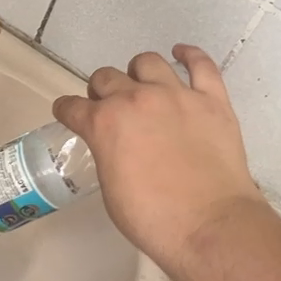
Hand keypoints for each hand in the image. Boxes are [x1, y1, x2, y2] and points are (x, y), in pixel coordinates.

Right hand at [53, 45, 264, 276]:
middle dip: (101, 91)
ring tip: (143, 86)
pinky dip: (189, 55)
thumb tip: (114, 146)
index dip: (67, 110)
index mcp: (103, 123)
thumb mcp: (110, 188)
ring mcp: (176, 95)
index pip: (72, 106)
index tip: (69, 113)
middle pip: (106, 77)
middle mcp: (135, 99)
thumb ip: (106, 154)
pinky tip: (182, 54)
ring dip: (137, 72)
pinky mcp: (212, 99)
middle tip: (109, 107)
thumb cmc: (152, 218)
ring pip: (147, 62)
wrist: (210, 225)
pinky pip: (201, 64)